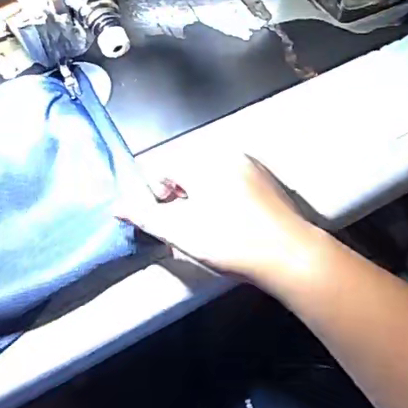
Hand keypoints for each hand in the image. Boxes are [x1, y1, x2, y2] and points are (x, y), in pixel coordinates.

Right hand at [115, 153, 334, 285]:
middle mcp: (228, 153)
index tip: (165, 221)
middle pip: (188, 170)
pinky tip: (232, 225)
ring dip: (202, 199)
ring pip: (212, 177)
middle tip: (186, 227)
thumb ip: (145, 216)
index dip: (156, 195)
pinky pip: (235, 183)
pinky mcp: (268, 181)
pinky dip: (226, 199)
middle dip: (180, 197)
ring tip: (209, 229)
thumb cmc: (231, 241)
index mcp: (204, 159)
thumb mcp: (180, 231)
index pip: (164, 168)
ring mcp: (252, 165)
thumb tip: (118, 207)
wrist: (289, 254)